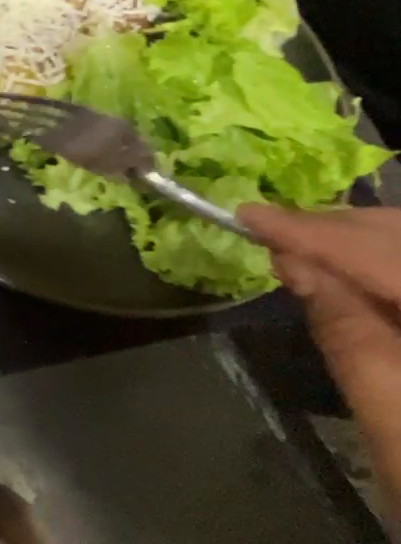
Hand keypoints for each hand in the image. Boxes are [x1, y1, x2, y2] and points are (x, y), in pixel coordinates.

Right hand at [241, 203, 400, 497]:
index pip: (393, 262)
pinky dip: (383, 269)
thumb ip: (349, 336)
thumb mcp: (393, 422)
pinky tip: (346, 279)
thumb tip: (294, 263)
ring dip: (364, 245)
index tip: (249, 215)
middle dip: (347, 230)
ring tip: (301, 250)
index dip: (322, 234)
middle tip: (272, 230)